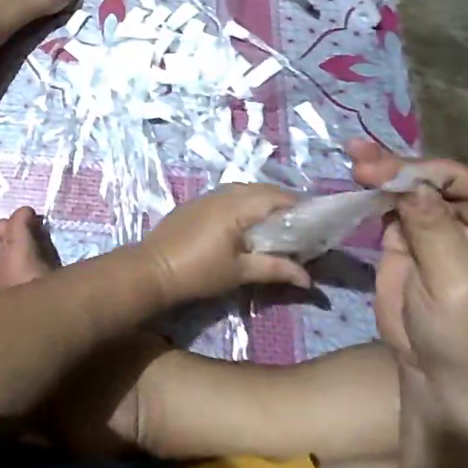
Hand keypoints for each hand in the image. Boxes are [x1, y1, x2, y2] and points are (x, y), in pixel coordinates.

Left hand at [142, 183, 312, 302]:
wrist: (152, 269)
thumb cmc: (198, 271)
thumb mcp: (240, 272)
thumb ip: (275, 269)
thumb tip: (309, 278)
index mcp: (234, 207)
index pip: (274, 196)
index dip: (297, 204)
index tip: (316, 220)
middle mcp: (219, 196)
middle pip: (257, 189)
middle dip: (281, 201)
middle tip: (300, 223)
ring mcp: (203, 199)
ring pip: (240, 191)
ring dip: (260, 201)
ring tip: (277, 223)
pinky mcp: (192, 206)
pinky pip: (224, 197)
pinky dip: (242, 204)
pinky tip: (246, 224)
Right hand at [349, 140, 467, 422]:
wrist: (443, 386)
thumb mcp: (457, 286)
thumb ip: (435, 231)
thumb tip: (411, 184)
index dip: (434, 172)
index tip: (392, 169)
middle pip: (437, 186)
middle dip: (400, 168)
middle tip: (360, 155)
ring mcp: (436, 240)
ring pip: (409, 196)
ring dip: (382, 176)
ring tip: (353, 158)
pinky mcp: (405, 250)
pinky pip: (390, 215)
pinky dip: (371, 197)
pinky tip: (355, 182)